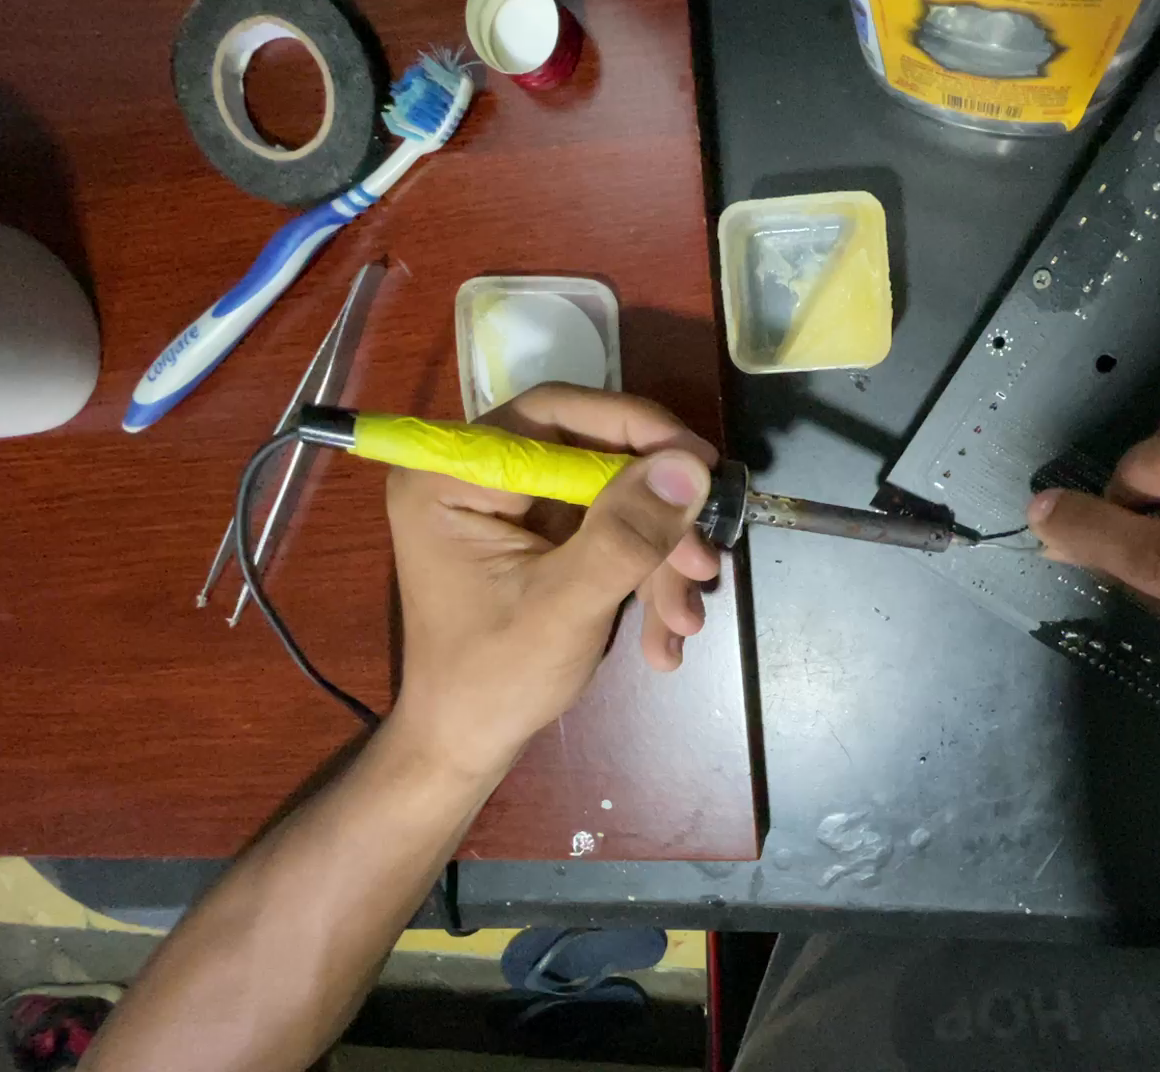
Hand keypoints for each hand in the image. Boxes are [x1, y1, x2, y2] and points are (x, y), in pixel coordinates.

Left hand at [385, 385, 720, 772]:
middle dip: (658, 521)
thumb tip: (690, 468)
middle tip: (702, 564)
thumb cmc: (492, 680)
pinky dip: (648, 581)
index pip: (555, 414)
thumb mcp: (563, 607)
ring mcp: (526, 512)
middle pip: (600, 460)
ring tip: (682, 624)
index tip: (700, 464)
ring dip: (661, 562)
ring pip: (621, 503)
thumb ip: (625, 536)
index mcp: (457, 478)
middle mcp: (490, 481)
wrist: (470, 744)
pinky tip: (663, 638)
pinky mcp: (555, 541)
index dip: (634, 428)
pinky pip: (619, 537)